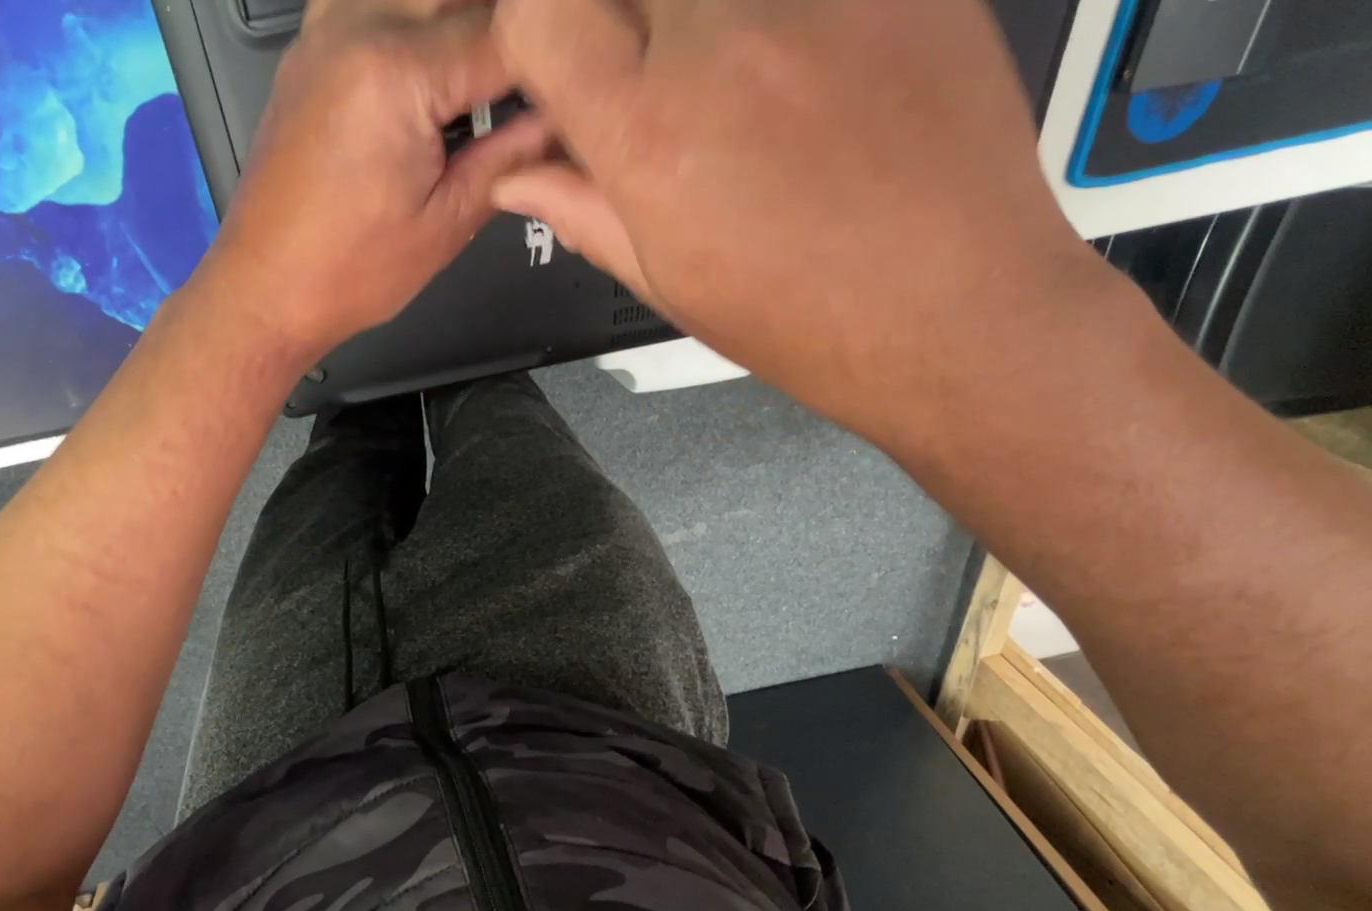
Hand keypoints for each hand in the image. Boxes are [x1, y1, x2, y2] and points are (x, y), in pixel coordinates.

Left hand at [197, 0, 552, 364]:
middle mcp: (355, 30)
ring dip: (462, 18)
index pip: (509, 33)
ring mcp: (325, 32)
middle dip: (514, 31)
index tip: (572, 92)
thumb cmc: (339, 273)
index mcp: (396, 75)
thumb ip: (512, 155)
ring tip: (482, 81)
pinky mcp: (311, 48)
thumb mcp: (447, 223)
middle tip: (530, 86)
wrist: (266, 290)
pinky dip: (414, 16)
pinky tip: (434, 57)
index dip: (553, 65)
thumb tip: (560, 121)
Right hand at [490, 0, 1114, 433]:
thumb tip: (523, 177)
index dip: (537, 33)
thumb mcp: (667, 280)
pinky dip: (781, 20)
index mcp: (650, 131)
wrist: (951, 312)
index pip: (540, 10)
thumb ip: (581, 207)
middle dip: (620, 23)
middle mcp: (725, 43)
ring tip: (737, 81)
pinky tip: (792, 61)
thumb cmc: (810, 315)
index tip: (560, 63)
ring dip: (700, 24)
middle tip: (654, 74)